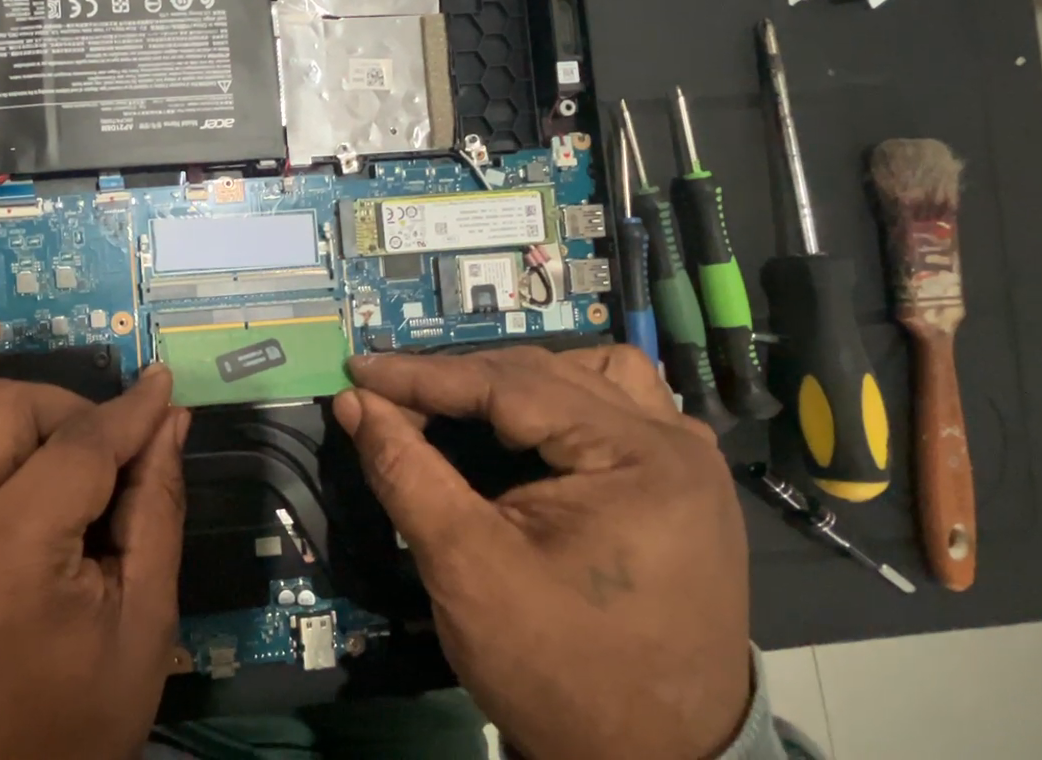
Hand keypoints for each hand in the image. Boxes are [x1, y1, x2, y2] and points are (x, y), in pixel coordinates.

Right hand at [336, 347, 750, 759]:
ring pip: (586, 377)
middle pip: (545, 374)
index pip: (510, 385)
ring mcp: (688, 464)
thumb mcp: (464, 567)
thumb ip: (405, 471)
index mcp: (639, 458)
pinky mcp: (680, 489)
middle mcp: (676, 443)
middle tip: (387, 395)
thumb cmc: (558, 670)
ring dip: (513, 380)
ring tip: (454, 403)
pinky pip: (615, 409)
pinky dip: (557, 401)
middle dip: (457, 378)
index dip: (422, 375)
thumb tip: (354, 402)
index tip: (355, 371)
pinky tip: (522, 426)